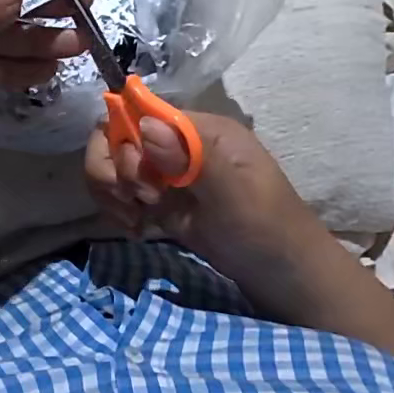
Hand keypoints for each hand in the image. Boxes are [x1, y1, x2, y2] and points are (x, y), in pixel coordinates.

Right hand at [84, 110, 306, 284]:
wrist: (282, 276)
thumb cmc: (267, 230)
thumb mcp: (235, 194)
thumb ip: (192, 157)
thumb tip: (145, 124)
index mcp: (200, 130)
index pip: (138, 115)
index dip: (126, 145)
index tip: (140, 183)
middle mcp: (177, 144)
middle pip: (117, 138)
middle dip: (115, 172)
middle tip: (135, 204)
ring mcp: (166, 174)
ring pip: (113, 166)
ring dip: (111, 192)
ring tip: (134, 220)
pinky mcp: (158, 201)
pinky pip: (120, 194)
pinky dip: (117, 210)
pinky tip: (136, 230)